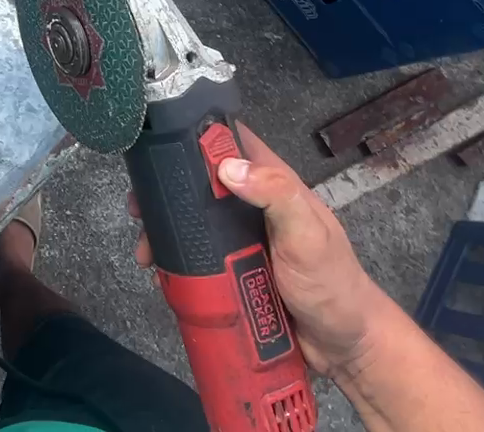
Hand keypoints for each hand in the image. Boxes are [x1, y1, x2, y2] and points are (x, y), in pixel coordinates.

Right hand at [129, 123, 392, 377]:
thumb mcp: (308, 236)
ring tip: (145, 249)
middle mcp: (251, 203)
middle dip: (165, 190)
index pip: (230, 141)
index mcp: (272, 182)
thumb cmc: (331, 284)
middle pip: (198, 181)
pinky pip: (194, 253)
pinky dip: (173, 257)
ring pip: (191, 220)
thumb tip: (226, 168)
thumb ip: (276, 195)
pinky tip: (160, 269)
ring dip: (163, 229)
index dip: (195, 134)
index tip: (158, 141)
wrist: (346, 350)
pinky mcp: (230, 265)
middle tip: (137, 206)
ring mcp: (239, 236)